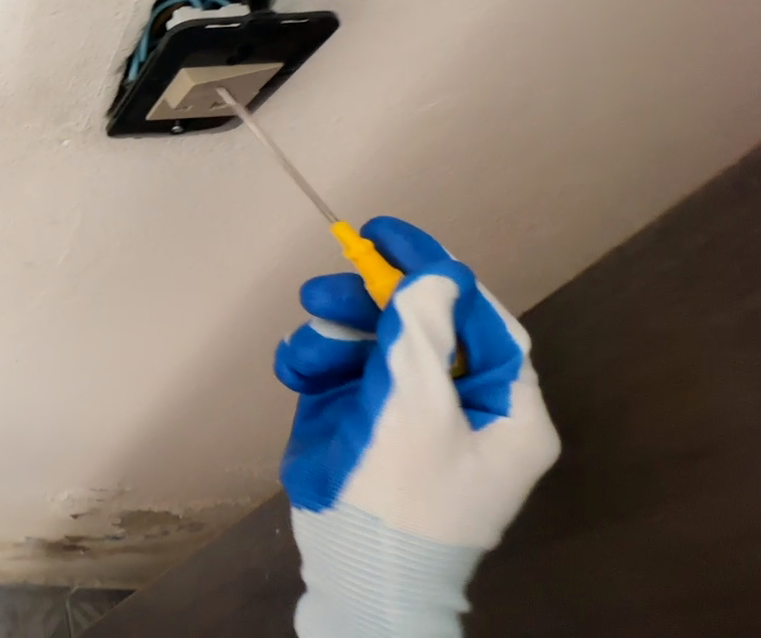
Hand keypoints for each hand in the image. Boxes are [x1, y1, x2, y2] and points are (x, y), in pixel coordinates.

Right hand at [274, 217, 558, 637]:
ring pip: (362, 339)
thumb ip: (421, 335)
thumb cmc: (405, 490)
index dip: (435, 270)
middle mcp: (450, 396)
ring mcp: (396, 403)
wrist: (356, 563)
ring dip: (328, 337)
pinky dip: (309, 362)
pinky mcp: (349, 410)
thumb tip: (434, 274)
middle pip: (410, 323)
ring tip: (306, 352)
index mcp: (499, 403)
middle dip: (365, 304)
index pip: (476, 317)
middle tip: (322, 290)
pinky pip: (329, 365)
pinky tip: (297, 373)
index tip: (385, 233)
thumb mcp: (417, 408)